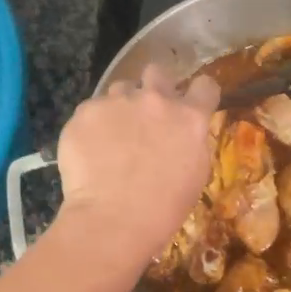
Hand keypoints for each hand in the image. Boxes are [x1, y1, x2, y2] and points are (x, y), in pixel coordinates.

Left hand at [53, 63, 219, 266]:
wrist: (113, 220)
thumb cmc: (164, 208)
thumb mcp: (195, 174)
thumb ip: (190, 142)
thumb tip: (181, 134)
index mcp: (190, 118)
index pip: (205, 86)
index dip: (199, 94)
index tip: (193, 104)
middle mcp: (155, 100)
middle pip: (157, 71)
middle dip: (154, 86)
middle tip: (148, 112)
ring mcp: (117, 102)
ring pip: (120, 89)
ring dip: (121, 106)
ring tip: (113, 137)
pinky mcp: (85, 112)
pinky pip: (91, 110)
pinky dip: (93, 127)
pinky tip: (91, 152)